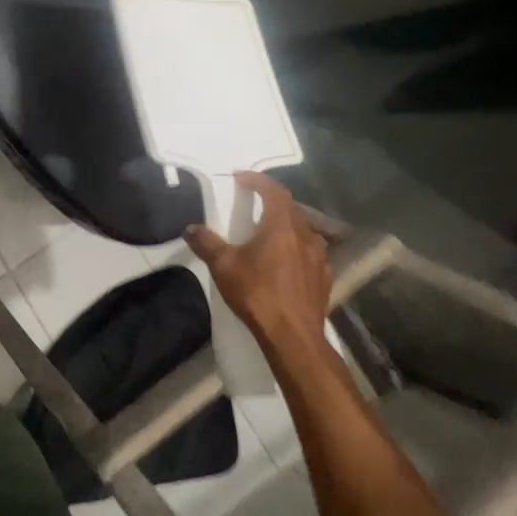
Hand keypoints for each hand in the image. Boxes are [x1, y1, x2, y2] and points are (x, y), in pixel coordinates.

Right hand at [185, 171, 331, 348]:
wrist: (293, 337)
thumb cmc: (258, 293)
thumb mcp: (223, 266)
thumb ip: (206, 243)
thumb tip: (190, 228)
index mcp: (282, 226)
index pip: (275, 190)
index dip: (258, 180)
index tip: (241, 179)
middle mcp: (306, 235)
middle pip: (291, 208)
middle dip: (272, 202)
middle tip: (253, 206)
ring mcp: (320, 258)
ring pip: (304, 231)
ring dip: (287, 226)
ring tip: (269, 235)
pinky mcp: (325, 278)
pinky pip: (312, 253)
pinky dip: (298, 249)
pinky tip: (287, 262)